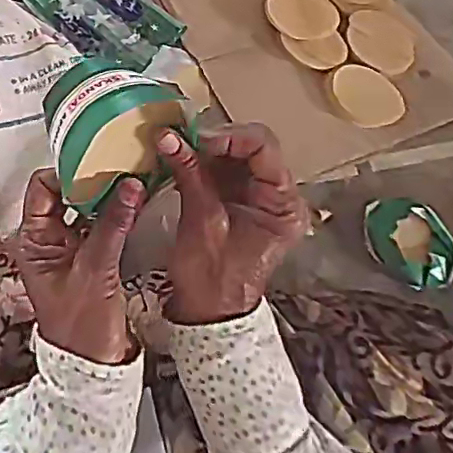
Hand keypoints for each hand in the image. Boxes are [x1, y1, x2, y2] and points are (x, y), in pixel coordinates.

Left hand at [11, 170, 143, 364]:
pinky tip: (134, 199)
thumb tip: (130, 184)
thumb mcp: (96, 270)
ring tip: (129, 175)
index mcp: (34, 239)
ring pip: (85, 205)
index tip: (95, 162)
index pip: (41, 188)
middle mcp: (49, 237)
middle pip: (65, 192)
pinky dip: (115, 208)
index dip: (65, 173)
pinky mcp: (92, 253)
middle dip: (89, 177)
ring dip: (105, 192)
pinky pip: (101, 220)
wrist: (95, 366)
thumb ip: (113, 224)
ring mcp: (71, 244)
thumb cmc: (82, 325)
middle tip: (117, 162)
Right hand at [157, 125, 305, 326]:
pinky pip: (224, 167)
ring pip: (236, 153)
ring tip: (179, 146)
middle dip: (216, 140)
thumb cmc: (211, 279)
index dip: (230, 137)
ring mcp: (260, 194)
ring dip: (206, 148)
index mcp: (284, 204)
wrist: (208, 314)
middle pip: (252, 146)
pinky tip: (182, 157)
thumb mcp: (201, 224)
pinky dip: (203, 160)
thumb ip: (190, 176)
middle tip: (184, 140)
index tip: (197, 140)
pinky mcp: (240, 197)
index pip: (264, 149)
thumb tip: (167, 137)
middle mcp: (279, 194)